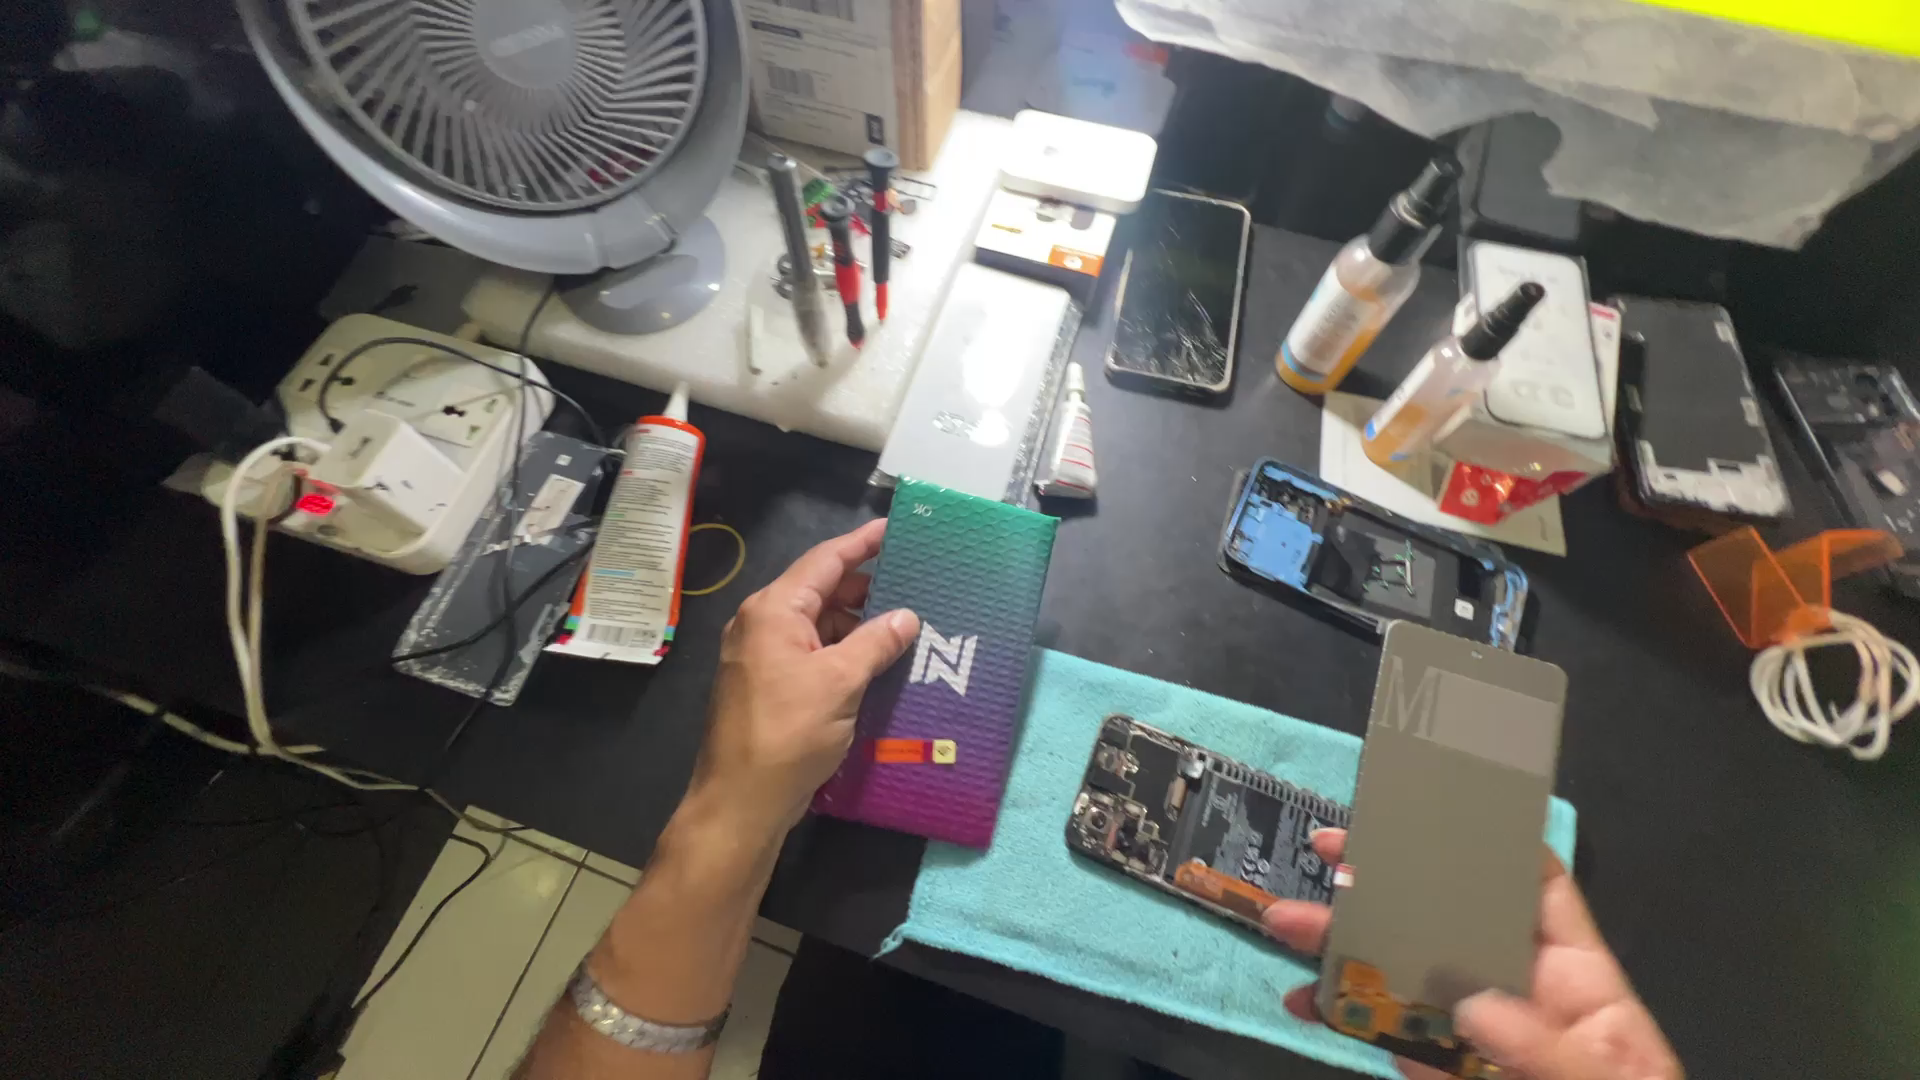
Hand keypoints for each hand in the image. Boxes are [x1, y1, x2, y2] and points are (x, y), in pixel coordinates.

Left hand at [683, 519, 918, 844]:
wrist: (740, 802)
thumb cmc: (788, 733)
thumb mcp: (840, 683)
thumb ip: (875, 642)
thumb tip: (907, 616)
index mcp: (774, 610)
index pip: (824, 561)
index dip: (861, 543)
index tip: (895, 529)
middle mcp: (764, 623)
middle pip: (821, 590)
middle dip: (866, 587)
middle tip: (914, 584)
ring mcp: (764, 654)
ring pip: (819, 622)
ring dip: (858, 623)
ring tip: (905, 624)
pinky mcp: (771, 682)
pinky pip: (813, 650)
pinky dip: (844, 649)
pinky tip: (877, 659)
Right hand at [1262, 829, 1682, 1079]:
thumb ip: (1556, 1058)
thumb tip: (1474, 1006)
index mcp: (1574, 986)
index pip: (1536, 891)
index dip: (1492, 840)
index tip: (1429, 802)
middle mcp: (1515, 994)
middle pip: (1444, 917)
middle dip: (1382, 880)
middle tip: (1327, 848)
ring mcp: (1471, 1032)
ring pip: (1399, 967)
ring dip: (1339, 943)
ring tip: (1286, 924)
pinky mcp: (1439, 1069)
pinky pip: (1383, 1027)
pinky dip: (1339, 1013)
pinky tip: (1303, 1003)